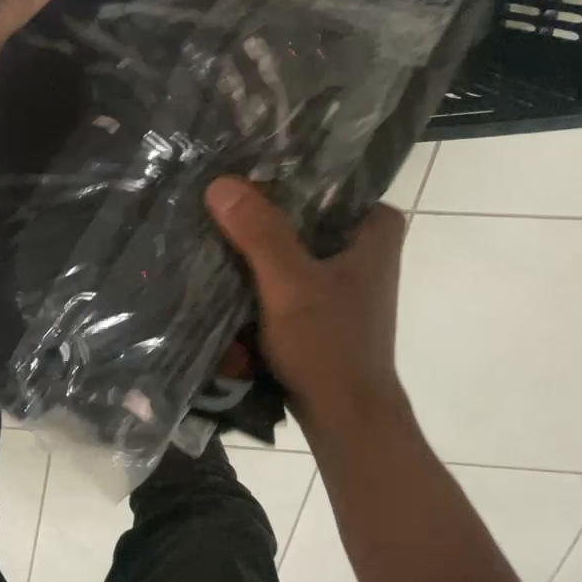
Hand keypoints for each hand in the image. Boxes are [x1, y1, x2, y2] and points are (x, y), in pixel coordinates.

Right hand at [206, 176, 409, 428]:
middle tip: (212, 193)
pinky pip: (278, 271)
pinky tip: (217, 265)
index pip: (328, 180)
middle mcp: (362, 248)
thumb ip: (260, 235)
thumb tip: (220, 183)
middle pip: (302, 211)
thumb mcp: (290, 285)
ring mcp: (338, 278)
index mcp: (375, 232)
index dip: (283, 173)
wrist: (343, 414)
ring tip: (205, 222)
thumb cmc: (329, 345)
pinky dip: (253, 268)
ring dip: (251, 239)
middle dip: (258, 207)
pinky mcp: (315, 304)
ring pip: (287, 242)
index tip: (239, 167)